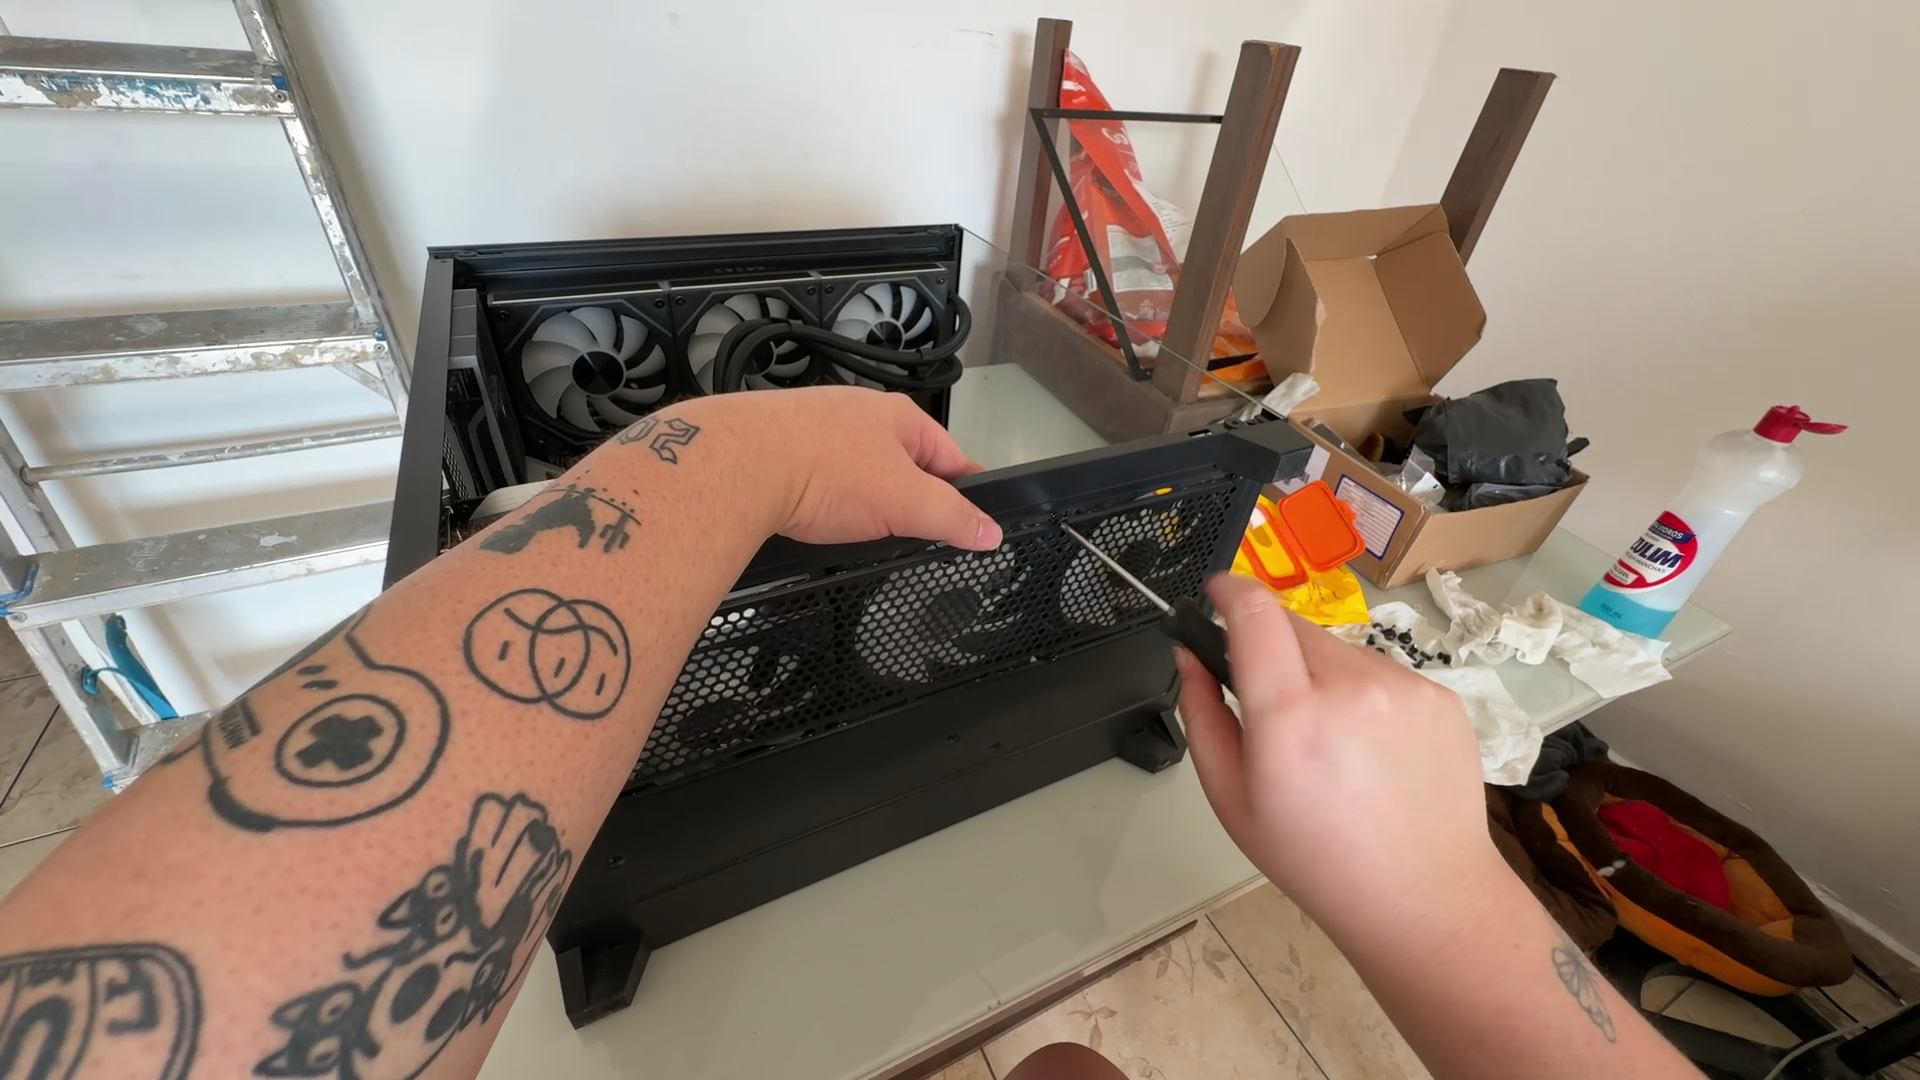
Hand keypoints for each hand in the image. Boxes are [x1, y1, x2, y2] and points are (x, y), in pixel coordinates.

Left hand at [674, 387, 1000, 550]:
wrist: (739, 463)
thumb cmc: (831, 474)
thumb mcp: (906, 502)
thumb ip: (952, 517)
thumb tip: (992, 533)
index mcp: (901, 418)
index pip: (952, 457)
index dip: (966, 493)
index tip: (972, 523)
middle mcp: (861, 411)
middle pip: (905, 462)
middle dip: (911, 497)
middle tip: (912, 534)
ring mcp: (818, 423)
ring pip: (860, 468)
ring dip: (867, 497)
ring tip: (862, 528)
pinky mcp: (782, 441)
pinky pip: (821, 472)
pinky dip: (828, 494)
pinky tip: (820, 513)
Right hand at [1179, 574, 1501, 934]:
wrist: (1427, 901)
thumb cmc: (1314, 856)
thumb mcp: (1228, 795)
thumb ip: (1199, 713)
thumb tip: (1189, 655)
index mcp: (1290, 716)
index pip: (1255, 613)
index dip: (1229, 590)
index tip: (1217, 593)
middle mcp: (1351, 687)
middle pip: (1291, 625)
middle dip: (1267, 645)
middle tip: (1270, 701)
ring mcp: (1404, 688)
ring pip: (1334, 647)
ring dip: (1316, 670)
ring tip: (1327, 734)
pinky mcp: (1440, 697)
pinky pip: (1378, 669)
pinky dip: (1359, 690)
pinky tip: (1368, 743)